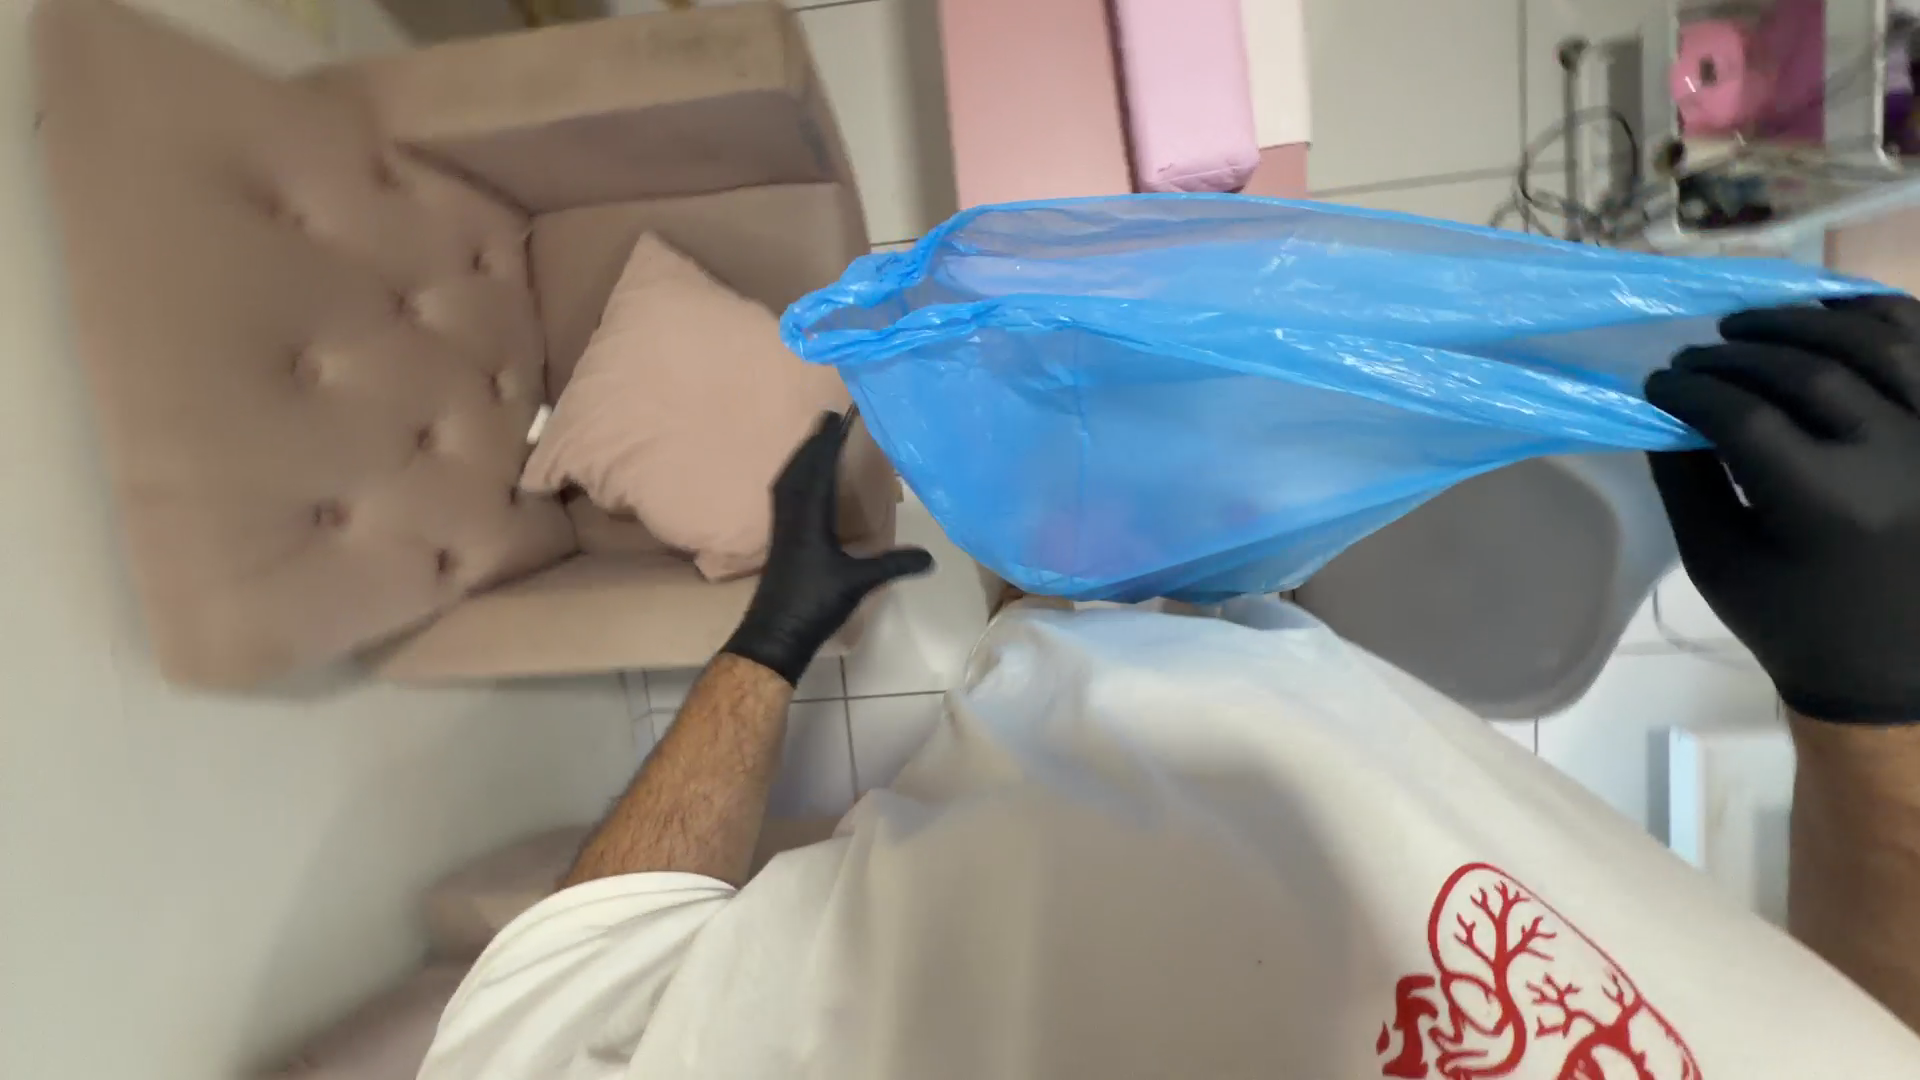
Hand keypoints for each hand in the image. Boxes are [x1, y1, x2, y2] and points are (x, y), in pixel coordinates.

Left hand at [722, 412, 933, 684]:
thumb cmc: (813, 604)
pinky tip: (806, 488)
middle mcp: (790, 515)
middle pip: (797, 469)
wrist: (774, 635)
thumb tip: (931, 555)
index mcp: (808, 517)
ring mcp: (782, 529)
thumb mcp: (859, 583)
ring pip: (788, 482)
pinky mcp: (781, 542)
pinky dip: (797, 480)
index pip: (816, 469)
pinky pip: (786, 497)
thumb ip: (894, 564)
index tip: (837, 417)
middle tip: (828, 421)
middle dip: (812, 443)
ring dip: (802, 459)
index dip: (826, 442)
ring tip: (817, 445)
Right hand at [1645, 295, 1919, 722]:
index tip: (1653, 383)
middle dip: (1733, 355)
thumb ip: (1686, 481)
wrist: (1899, 659)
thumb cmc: (1789, 615)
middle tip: (1689, 358)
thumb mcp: (1714, 556)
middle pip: (1806, 371)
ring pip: (1880, 344)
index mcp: (1823, 501)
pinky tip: (1833, 313)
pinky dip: (1885, 320)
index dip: (1687, 389)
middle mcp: (1899, 457)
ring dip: (1803, 324)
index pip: (1741, 415)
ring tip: (1748, 324)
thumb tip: (1665, 417)